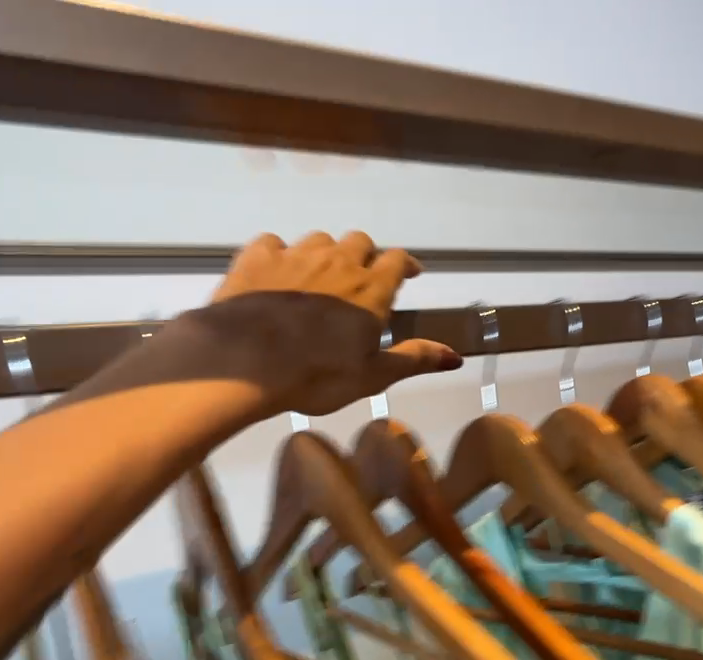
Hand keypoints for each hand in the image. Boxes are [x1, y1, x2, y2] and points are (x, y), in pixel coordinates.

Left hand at [207, 230, 460, 415]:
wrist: (245, 359)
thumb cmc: (317, 374)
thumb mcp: (373, 376)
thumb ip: (414, 359)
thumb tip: (456, 355)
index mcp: (370, 290)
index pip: (397, 261)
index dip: (406, 265)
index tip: (409, 274)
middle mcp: (337, 262)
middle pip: (359, 241)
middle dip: (365, 255)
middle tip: (362, 279)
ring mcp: (295, 255)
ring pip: (319, 239)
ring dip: (325, 253)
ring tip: (319, 279)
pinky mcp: (257, 257)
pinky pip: (274, 243)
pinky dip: (281, 255)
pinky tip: (276, 275)